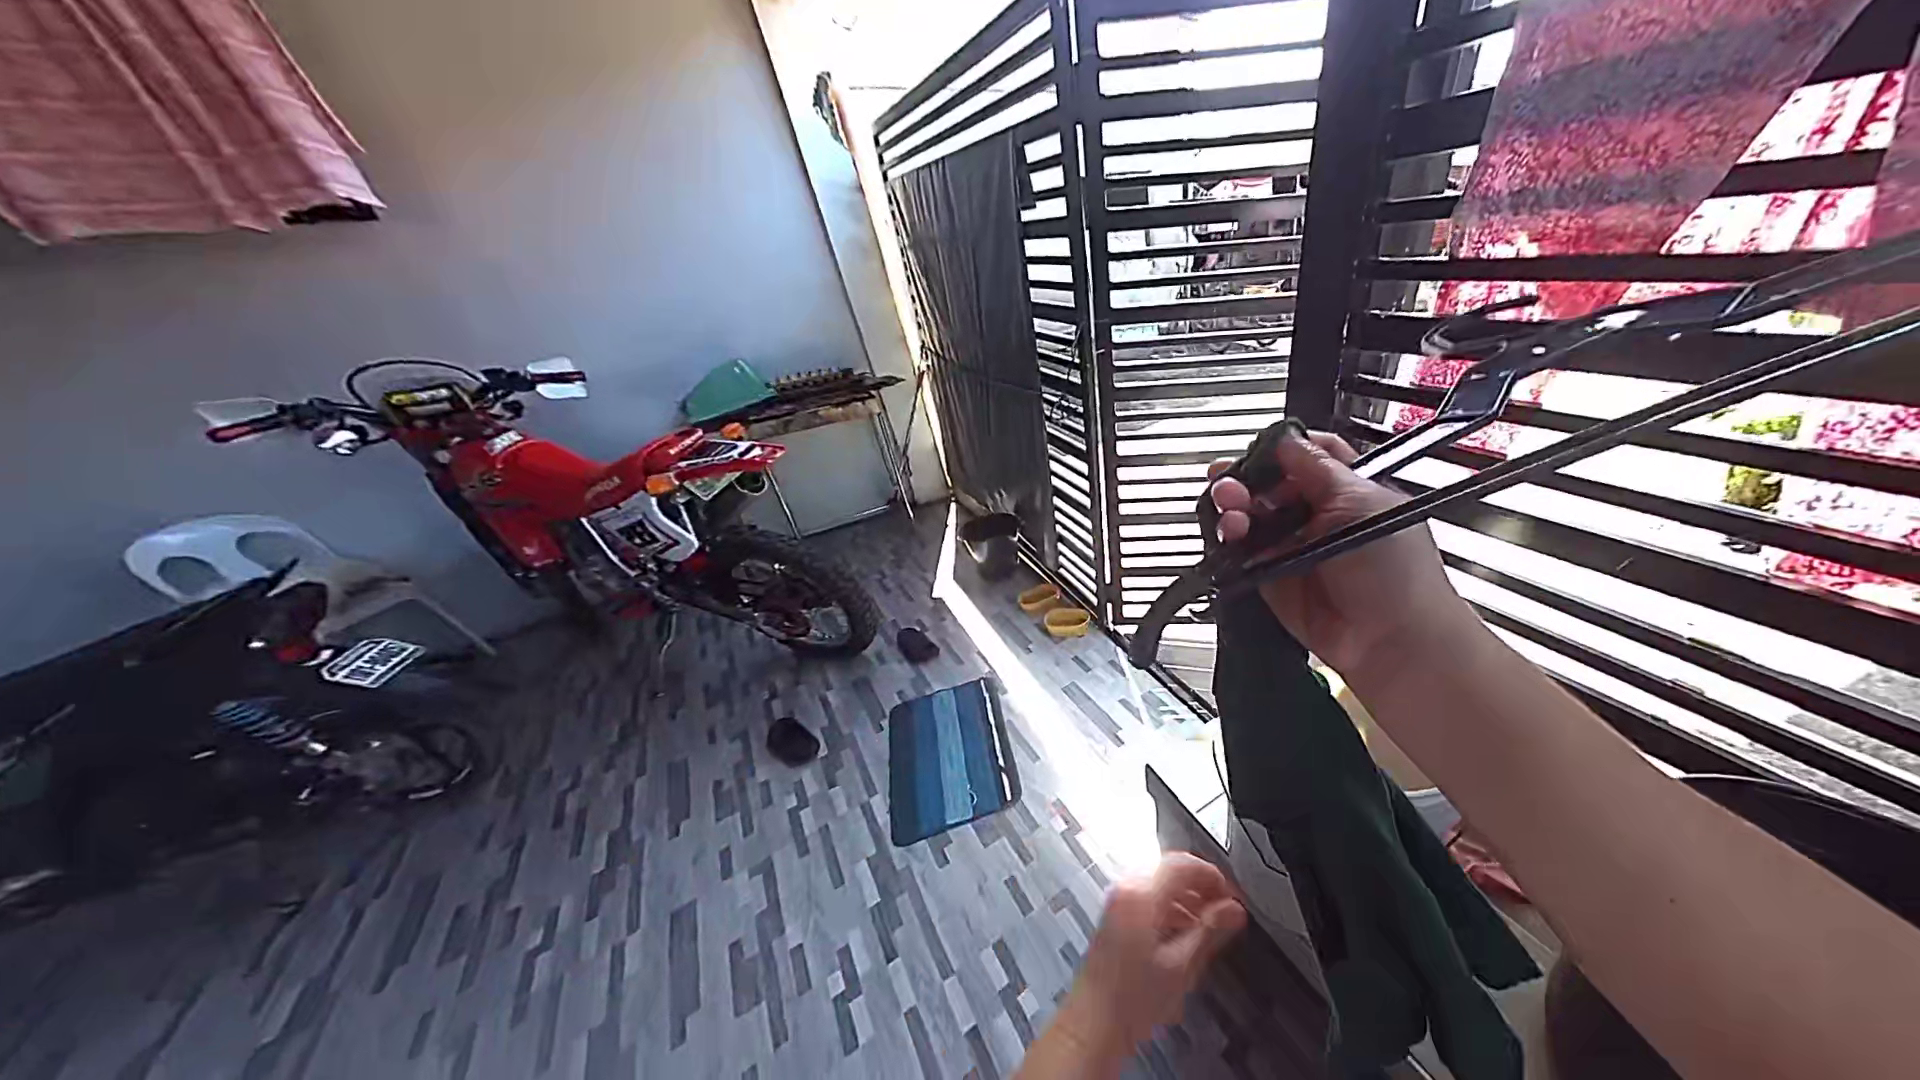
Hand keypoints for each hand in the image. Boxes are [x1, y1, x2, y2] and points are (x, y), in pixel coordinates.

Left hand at [1062, 853, 1247, 1050]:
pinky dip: (1170, 906)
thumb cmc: (1134, 998)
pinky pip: (1147, 897)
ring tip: (1211, 923)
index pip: (1180, 864)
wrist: (1096, 1020)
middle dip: (1200, 886)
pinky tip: (1186, 931)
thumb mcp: (1181, 965)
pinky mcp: (1116, 913)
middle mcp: (1126, 889)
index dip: (1211, 875)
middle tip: (1226, 909)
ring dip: (1186, 897)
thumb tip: (1234, 910)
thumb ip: (1209, 932)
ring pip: (1159, 884)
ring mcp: (1118, 900)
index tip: (1233, 894)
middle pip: (1169, 870)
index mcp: (1140, 894)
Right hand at [1208, 429, 1473, 679]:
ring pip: (1248, 515)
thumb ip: (1318, 469)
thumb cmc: (1398, 574)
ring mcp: (1290, 545)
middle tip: (1232, 482)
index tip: (1261, 452)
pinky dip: (1228, 540)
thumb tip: (1287, 440)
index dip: (1280, 450)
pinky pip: (1238, 551)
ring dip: (1233, 506)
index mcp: (1347, 490)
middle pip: (1267, 485)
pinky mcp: (1268, 574)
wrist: (1388, 637)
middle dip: (1245, 478)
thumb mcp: (1361, 503)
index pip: (1306, 456)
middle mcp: (1316, 516)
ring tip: (1231, 506)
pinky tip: (1231, 533)